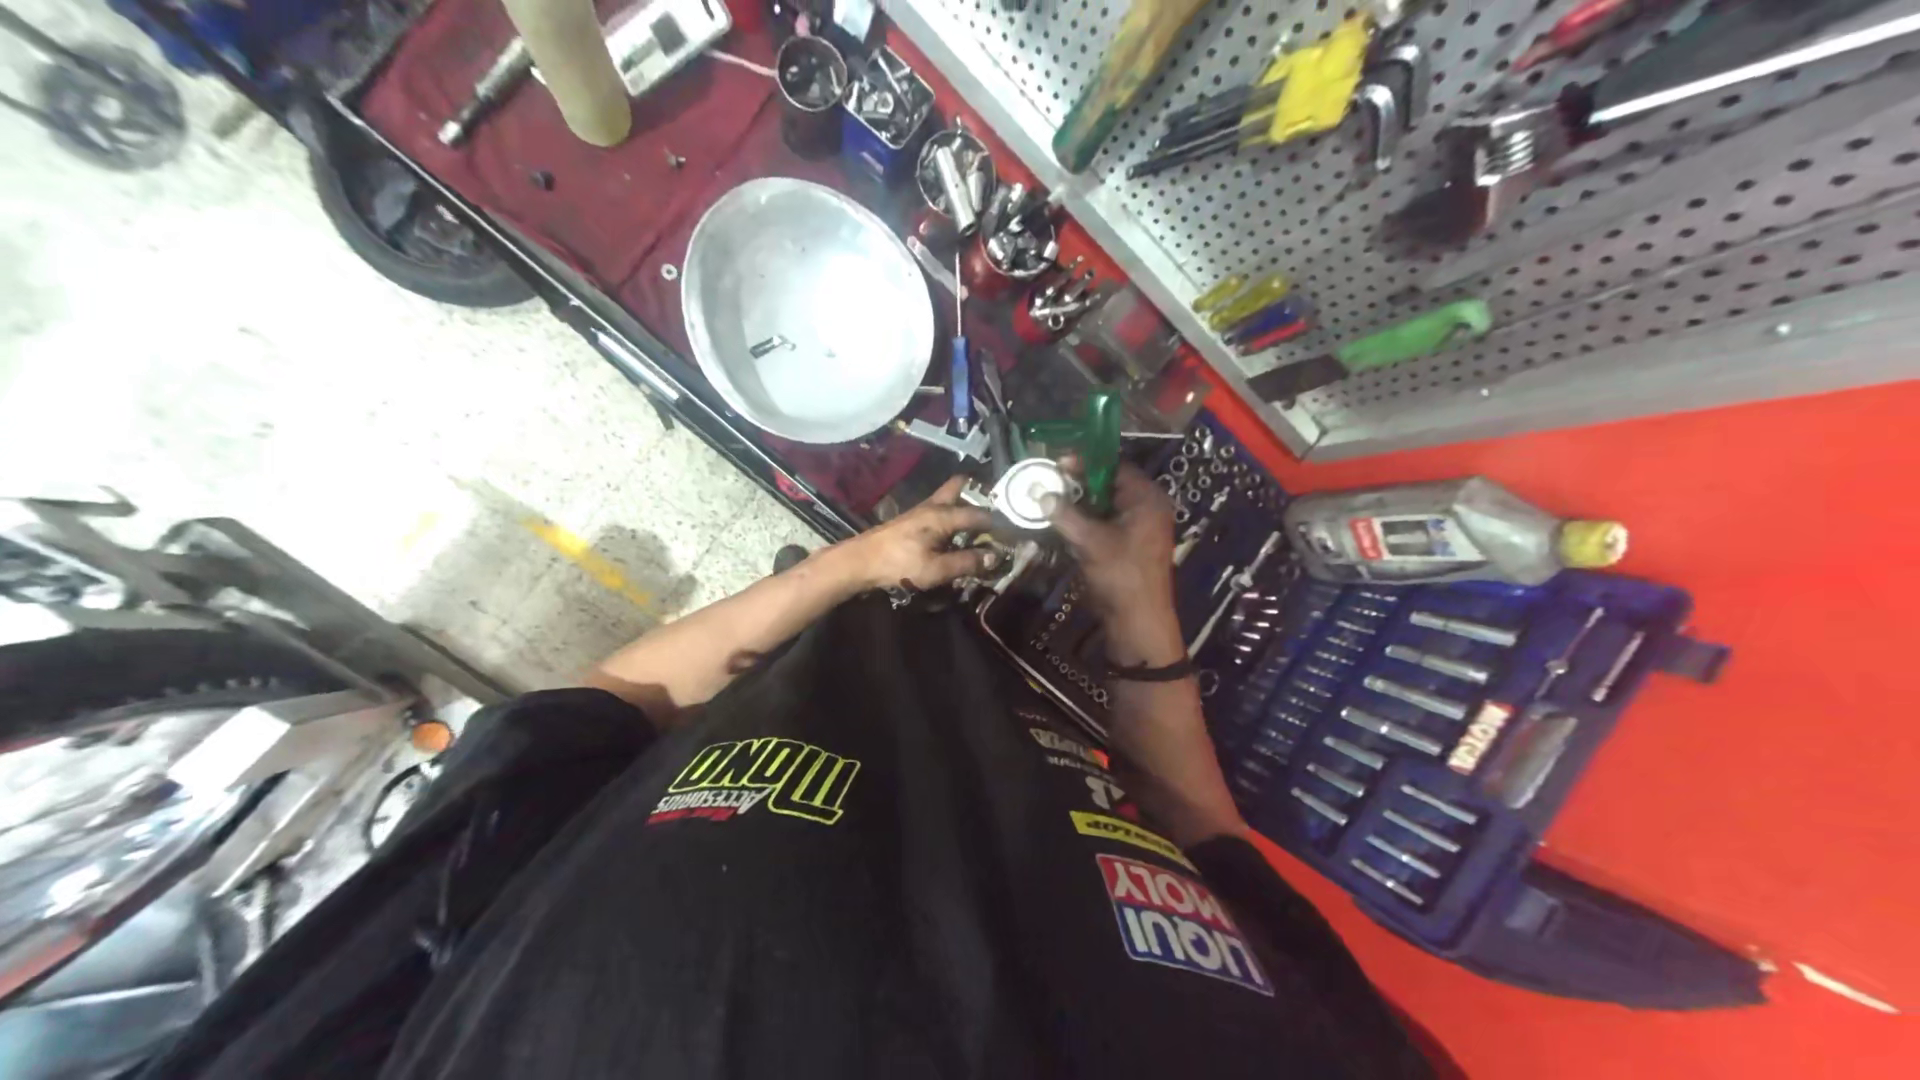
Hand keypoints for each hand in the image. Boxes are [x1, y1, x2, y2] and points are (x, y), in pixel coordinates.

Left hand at [840, 476, 996, 591]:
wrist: (860, 562)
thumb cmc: (899, 564)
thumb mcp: (936, 569)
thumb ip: (966, 562)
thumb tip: (994, 557)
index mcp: (943, 516)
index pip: (979, 514)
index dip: (997, 522)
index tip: (1012, 529)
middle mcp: (933, 507)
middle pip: (958, 488)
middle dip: (976, 492)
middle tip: (993, 506)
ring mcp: (919, 511)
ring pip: (946, 498)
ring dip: (962, 503)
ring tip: (978, 520)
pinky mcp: (910, 521)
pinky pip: (937, 510)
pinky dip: (950, 514)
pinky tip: (952, 531)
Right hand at [1047, 464, 1182, 664]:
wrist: (1139, 622)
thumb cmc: (1121, 575)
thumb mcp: (1090, 541)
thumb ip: (1065, 515)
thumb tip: (1041, 495)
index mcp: (1147, 499)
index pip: (1116, 467)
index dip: (1086, 463)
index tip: (1058, 464)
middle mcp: (1147, 509)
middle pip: (1110, 486)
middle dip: (1079, 484)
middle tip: (1050, 483)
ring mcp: (1140, 529)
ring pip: (1106, 507)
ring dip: (1081, 505)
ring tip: (1052, 502)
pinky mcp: (1131, 547)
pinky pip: (1107, 525)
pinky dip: (1088, 523)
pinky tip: (1064, 525)